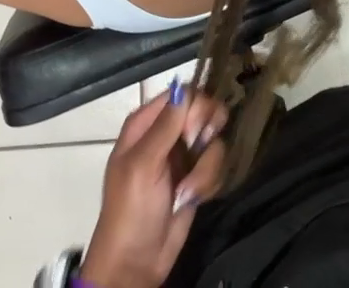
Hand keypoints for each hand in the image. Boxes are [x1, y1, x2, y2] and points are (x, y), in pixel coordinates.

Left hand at [79, 82, 228, 287]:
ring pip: (214, 142)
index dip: (194, 109)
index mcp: (146, 123)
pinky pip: (217, 167)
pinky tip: (193, 199)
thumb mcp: (143, 165)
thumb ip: (165, 126)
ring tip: (187, 192)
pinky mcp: (196, 178)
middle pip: (204, 112)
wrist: (137, 261)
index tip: (194, 134)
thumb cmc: (131, 210)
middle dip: (206, 138)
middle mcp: (167, 133)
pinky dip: (209, 184)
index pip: (182, 94)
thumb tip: (183, 87)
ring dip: (206, 170)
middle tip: (196, 155)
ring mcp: (183, 156)